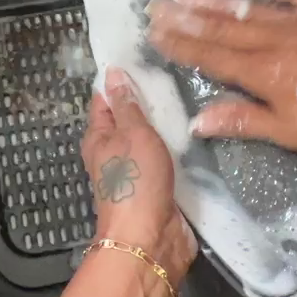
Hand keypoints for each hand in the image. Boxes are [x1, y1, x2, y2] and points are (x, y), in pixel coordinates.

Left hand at [80, 67, 197, 283]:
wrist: (149, 239)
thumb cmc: (135, 181)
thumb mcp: (131, 133)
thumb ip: (127, 104)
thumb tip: (113, 73)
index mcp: (98, 138)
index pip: (106, 99)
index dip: (120, 79)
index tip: (143, 56)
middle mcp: (114, 153)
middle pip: (130, 118)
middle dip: (149, 99)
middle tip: (177, 73)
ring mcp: (137, 171)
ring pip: (151, 139)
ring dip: (167, 124)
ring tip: (193, 97)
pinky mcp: (159, 187)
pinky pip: (168, 160)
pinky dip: (178, 148)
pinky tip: (198, 133)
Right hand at [146, 0, 296, 153]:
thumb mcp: (295, 133)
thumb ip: (245, 122)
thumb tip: (198, 120)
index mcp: (264, 72)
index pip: (212, 56)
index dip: (181, 45)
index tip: (154, 32)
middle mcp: (274, 39)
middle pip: (221, 28)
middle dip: (185, 18)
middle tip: (155, 5)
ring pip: (247, 6)